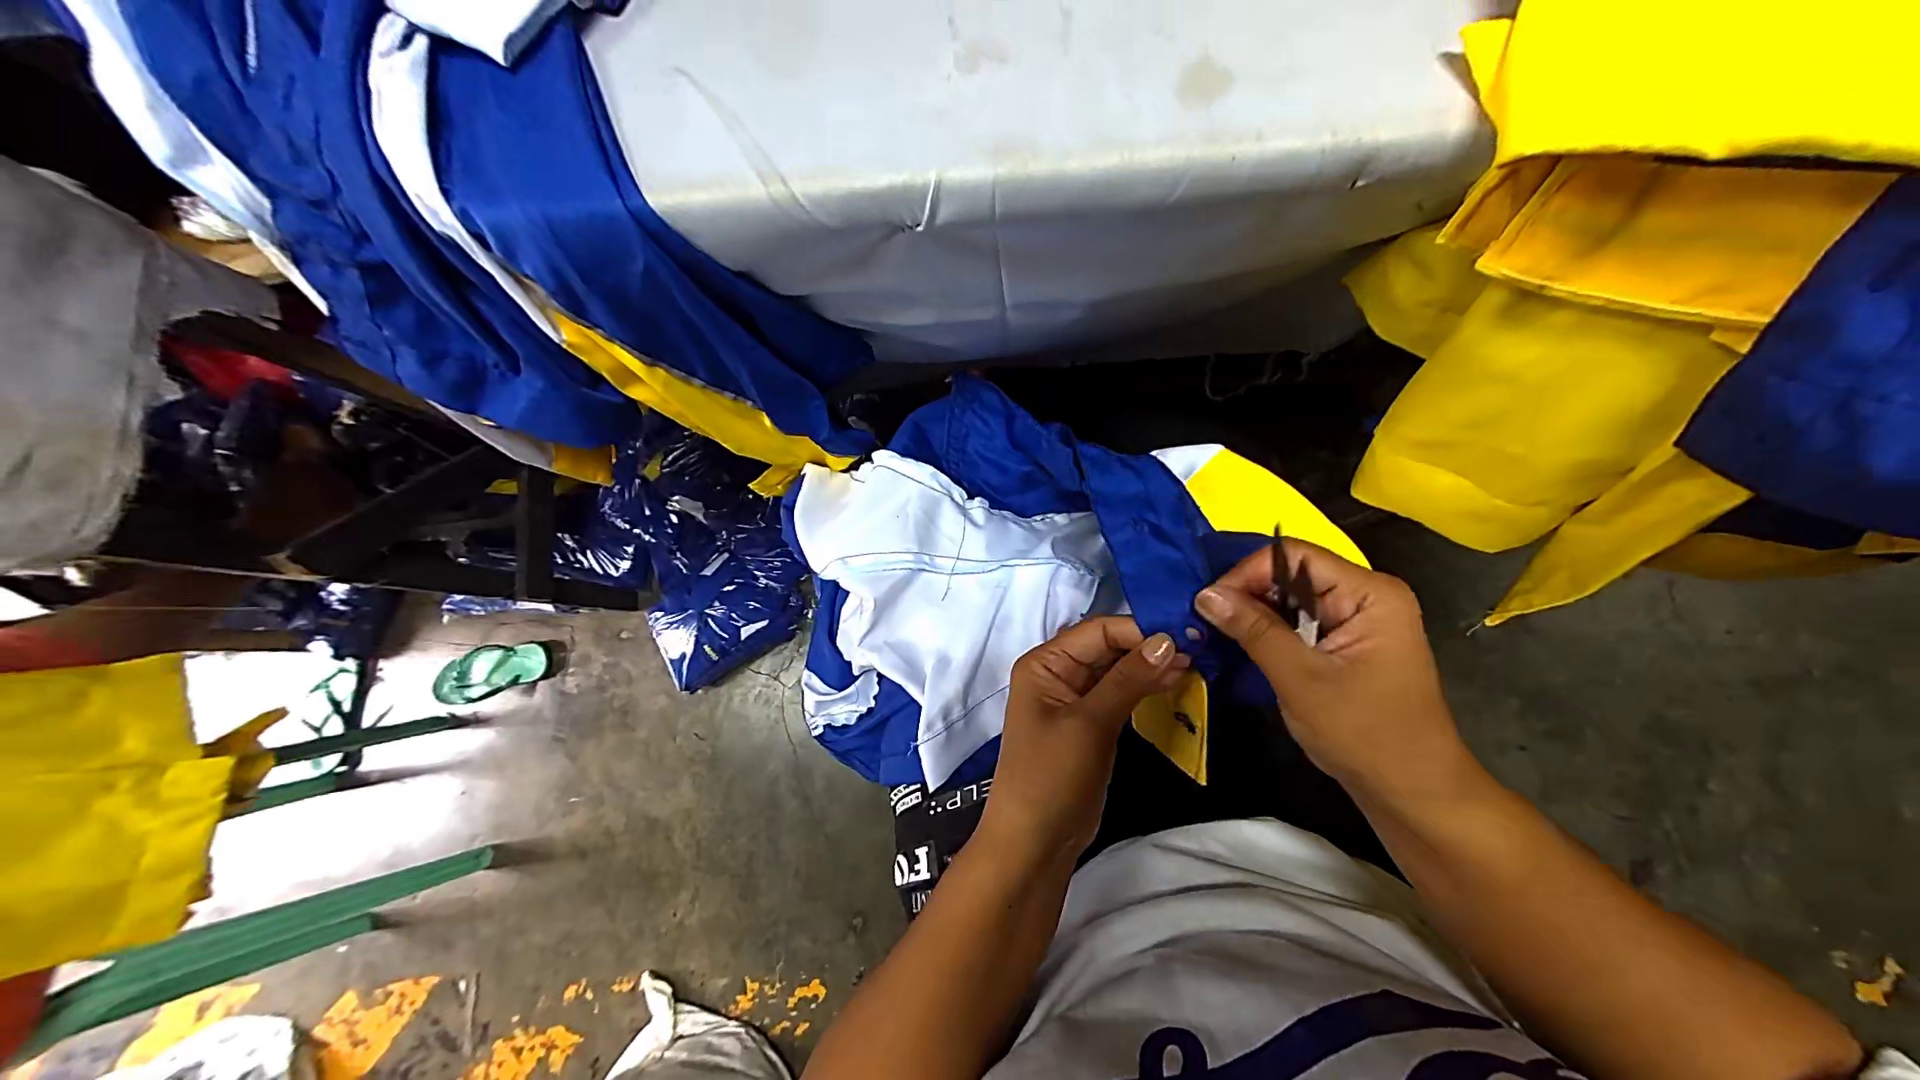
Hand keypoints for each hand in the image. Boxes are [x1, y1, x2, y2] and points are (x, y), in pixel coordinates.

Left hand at [977, 617, 1188, 865]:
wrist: (1035, 842)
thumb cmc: (1052, 777)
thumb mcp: (1090, 724)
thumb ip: (1128, 679)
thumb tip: (1168, 640)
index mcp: (1045, 663)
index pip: (1098, 630)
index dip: (1140, 629)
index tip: (1188, 634)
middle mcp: (1056, 673)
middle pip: (1108, 646)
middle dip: (1149, 647)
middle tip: (1201, 649)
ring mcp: (1073, 699)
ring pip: (1117, 670)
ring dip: (1151, 668)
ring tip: (1197, 666)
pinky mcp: (1090, 723)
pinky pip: (1120, 694)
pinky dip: (1145, 689)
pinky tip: (1176, 685)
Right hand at [1194, 539, 1472, 801]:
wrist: (1413, 792)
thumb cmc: (1365, 735)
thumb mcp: (1301, 679)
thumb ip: (1253, 630)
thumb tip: (1206, 594)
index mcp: (1370, 593)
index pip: (1294, 556)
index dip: (1247, 573)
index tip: (1208, 602)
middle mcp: (1366, 595)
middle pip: (1291, 573)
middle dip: (1246, 592)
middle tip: (1204, 617)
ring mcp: (1357, 620)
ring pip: (1290, 598)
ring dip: (1253, 613)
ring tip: (1213, 629)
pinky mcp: (1345, 642)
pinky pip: (1298, 621)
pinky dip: (1268, 630)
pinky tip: (1240, 643)